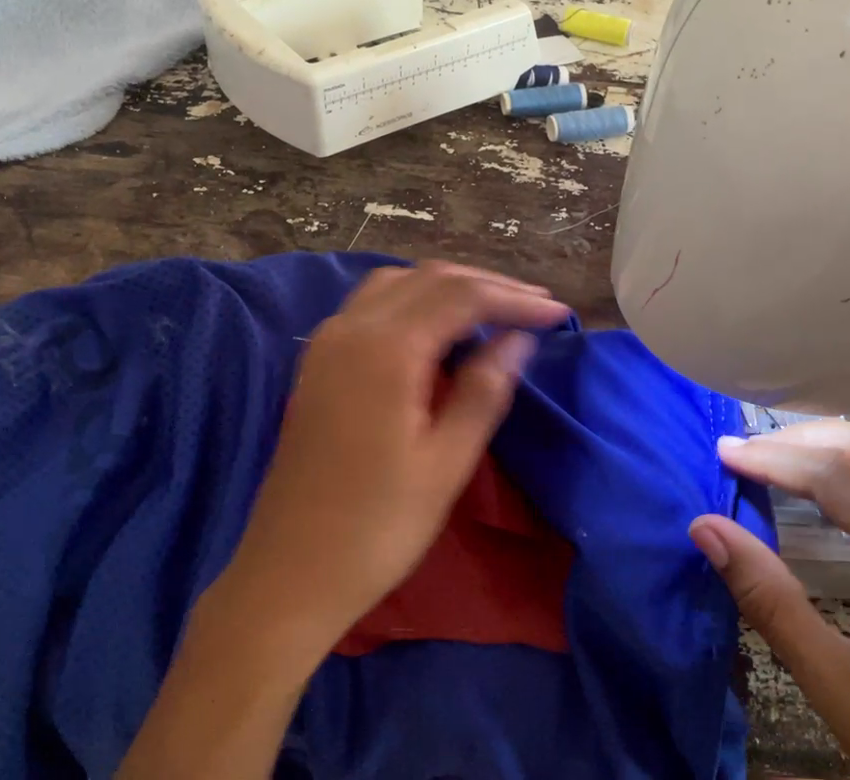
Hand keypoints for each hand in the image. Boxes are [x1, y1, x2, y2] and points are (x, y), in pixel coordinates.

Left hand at [224, 261, 570, 645]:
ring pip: (397, 284)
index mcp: (385, 349)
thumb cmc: (378, 526)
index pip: (461, 296)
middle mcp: (350, 329)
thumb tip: (518, 340)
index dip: (513, 299)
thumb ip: (483, 390)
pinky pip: (372, 305)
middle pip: (428, 278)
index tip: (558, 314)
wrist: (291, 572)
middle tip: (535, 306)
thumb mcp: (446, 463)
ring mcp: (327, 343)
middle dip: (486, 285)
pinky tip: (439, 328)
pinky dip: (414, 301)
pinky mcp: (317, 362)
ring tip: (494, 309)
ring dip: (448, 287)